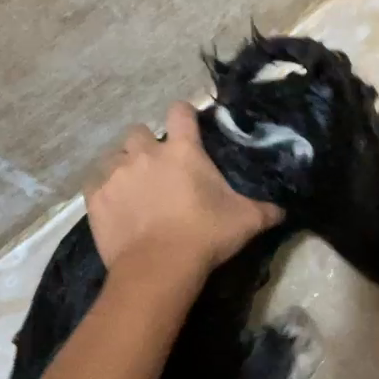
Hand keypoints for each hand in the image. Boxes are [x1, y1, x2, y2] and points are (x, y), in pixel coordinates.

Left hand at [85, 103, 282, 275]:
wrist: (157, 267)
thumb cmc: (205, 235)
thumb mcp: (246, 221)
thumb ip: (266, 210)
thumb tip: (282, 210)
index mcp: (183, 150)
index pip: (180, 111)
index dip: (185, 115)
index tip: (190, 128)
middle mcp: (146, 153)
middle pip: (140, 131)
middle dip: (147, 145)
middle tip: (159, 168)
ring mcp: (116, 174)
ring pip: (114, 156)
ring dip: (125, 167)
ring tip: (135, 189)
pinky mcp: (95, 198)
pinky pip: (96, 183)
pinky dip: (106, 190)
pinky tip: (117, 206)